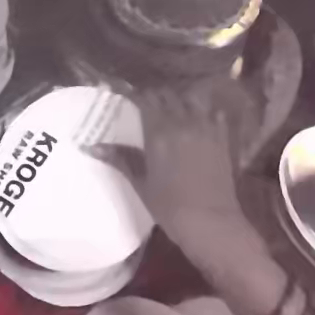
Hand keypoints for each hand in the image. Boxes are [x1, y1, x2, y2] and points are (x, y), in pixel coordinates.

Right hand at [123, 77, 255, 227]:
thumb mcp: (140, 182)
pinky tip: (199, 119)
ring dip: (178, 101)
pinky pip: (214, 114)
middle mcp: (182, 122)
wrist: (211, 223)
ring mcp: (206, 128)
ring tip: (171, 109)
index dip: (132, 93)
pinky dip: (204, 112)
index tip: (121, 92)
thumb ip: (120, 158)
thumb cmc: (169, 206)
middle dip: (153, 96)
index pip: (143, 99)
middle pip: (166, 95)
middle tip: (144, 104)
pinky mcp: (222, 139)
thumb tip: (91, 146)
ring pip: (190, 100)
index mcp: (158, 131)